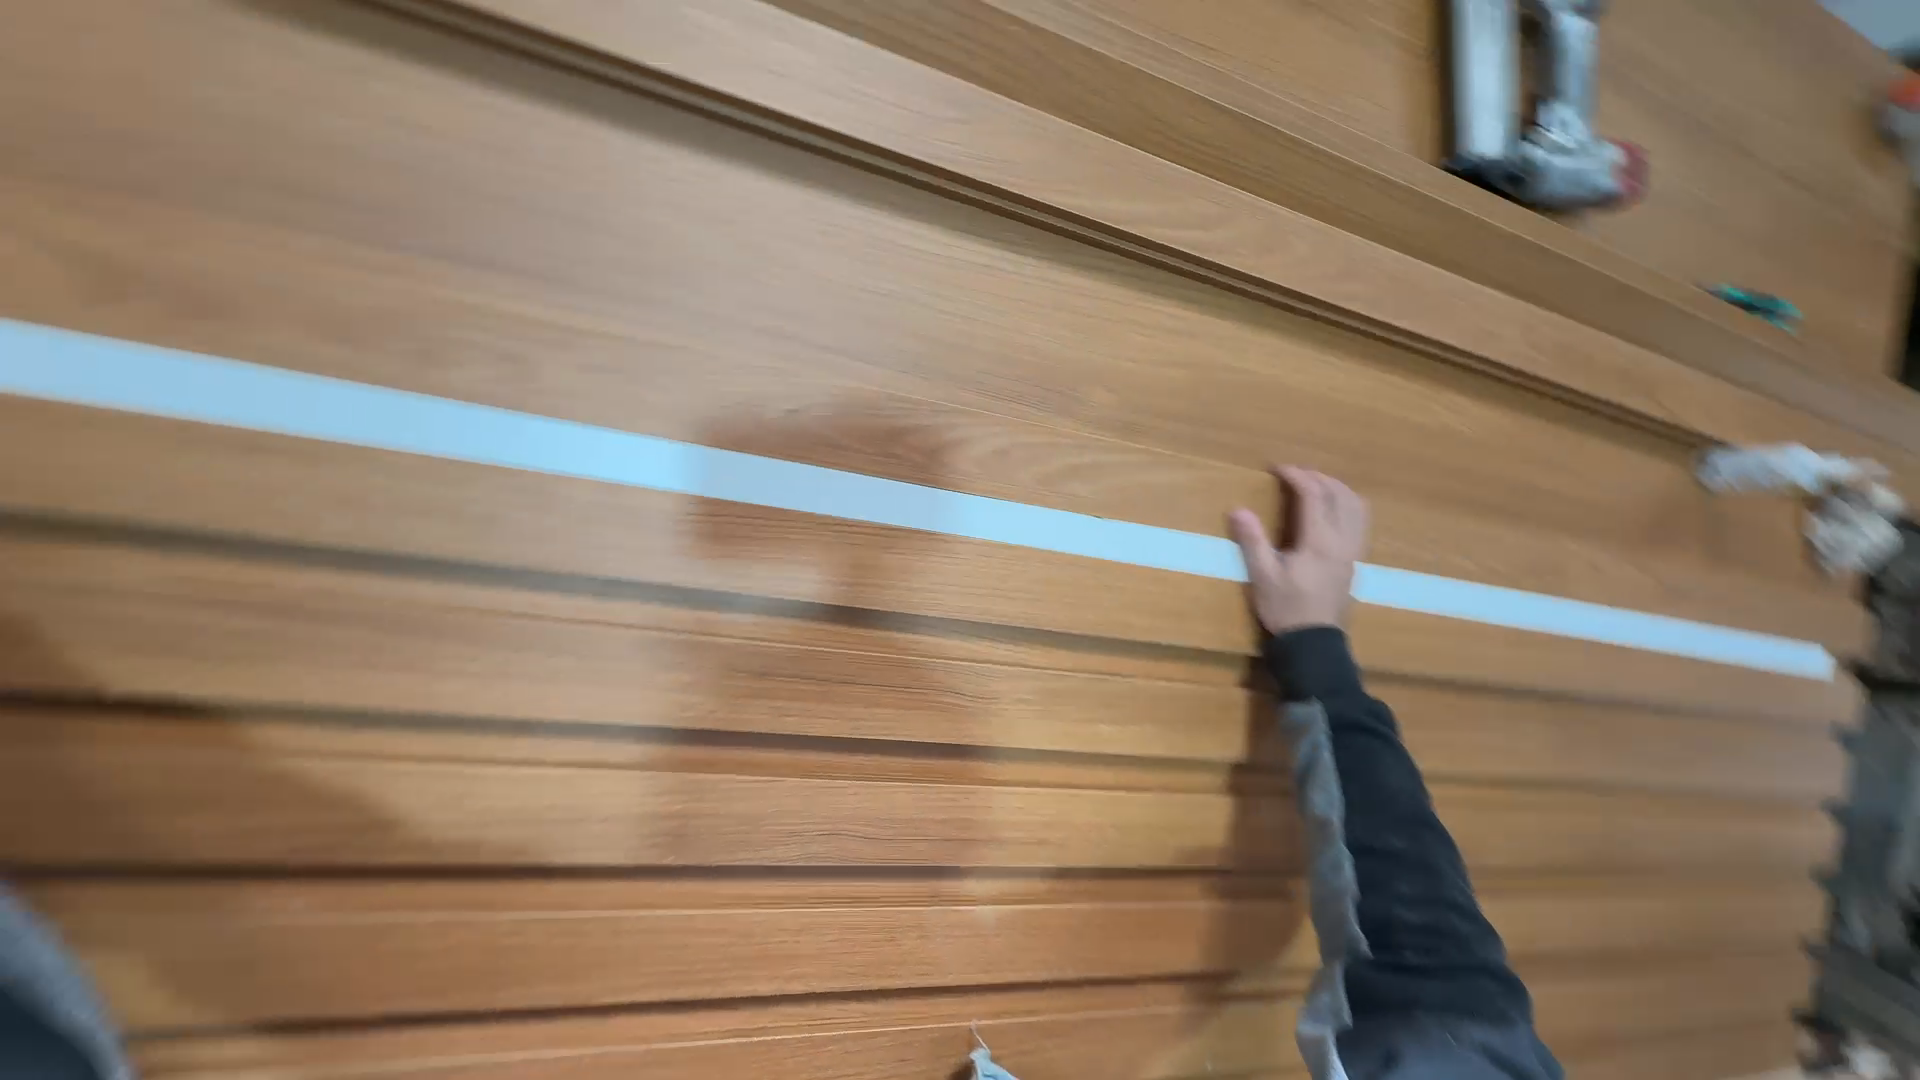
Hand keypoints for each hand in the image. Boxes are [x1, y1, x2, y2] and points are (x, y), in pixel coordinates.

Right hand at [1227, 466, 1369, 635]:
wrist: (1313, 642)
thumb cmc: (1286, 609)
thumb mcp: (1263, 576)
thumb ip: (1253, 541)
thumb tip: (1238, 510)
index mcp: (1320, 541)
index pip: (1313, 495)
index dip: (1296, 476)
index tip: (1277, 468)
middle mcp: (1343, 541)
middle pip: (1340, 494)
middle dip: (1317, 477)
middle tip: (1294, 475)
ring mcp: (1354, 551)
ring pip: (1356, 506)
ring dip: (1337, 488)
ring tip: (1315, 486)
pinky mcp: (1355, 561)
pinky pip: (1360, 521)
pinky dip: (1347, 505)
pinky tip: (1331, 511)